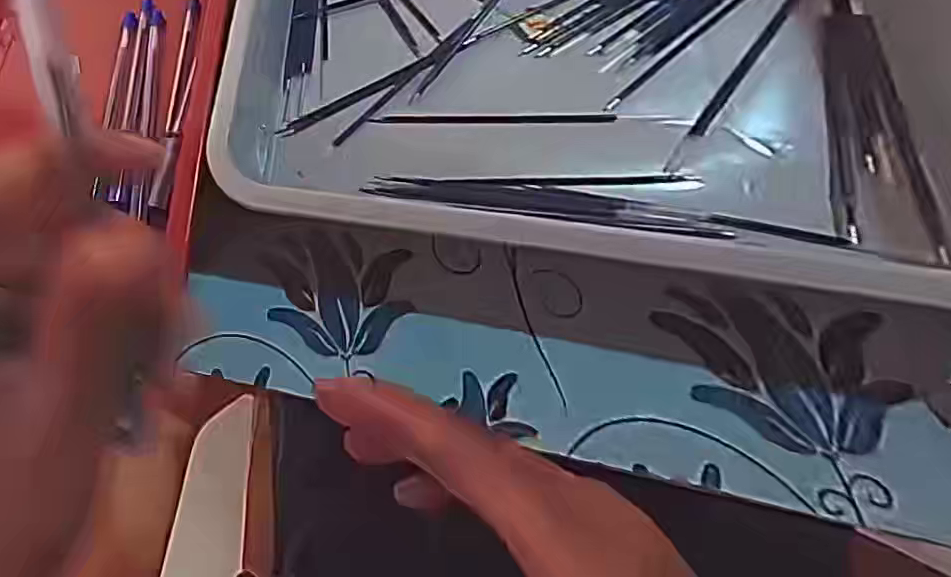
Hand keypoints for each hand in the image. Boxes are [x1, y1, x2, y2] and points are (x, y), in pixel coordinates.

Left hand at [0, 130, 176, 576]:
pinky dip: (101, 312)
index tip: (140, 159)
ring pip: (48, 254)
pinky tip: (136, 363)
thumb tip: (126, 237)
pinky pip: (44, 287)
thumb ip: (91, 327)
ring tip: (161, 360)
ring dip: (119, 293)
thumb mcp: (52, 438)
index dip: (61, 157)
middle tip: (168, 306)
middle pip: (26, 225)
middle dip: (115, 255)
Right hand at [315, 379, 693, 576]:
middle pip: (479, 443)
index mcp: (573, 540)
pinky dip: (474, 484)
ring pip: (503, 462)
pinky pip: (527, 492)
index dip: (390, 412)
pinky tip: (447, 504)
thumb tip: (405, 509)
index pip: (463, 450)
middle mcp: (594, 515)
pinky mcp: (618, 548)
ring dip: (436, 453)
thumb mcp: (552, 575)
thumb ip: (462, 557)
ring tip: (379, 462)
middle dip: (402, 424)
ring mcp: (612, 528)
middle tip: (342, 424)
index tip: (333, 391)